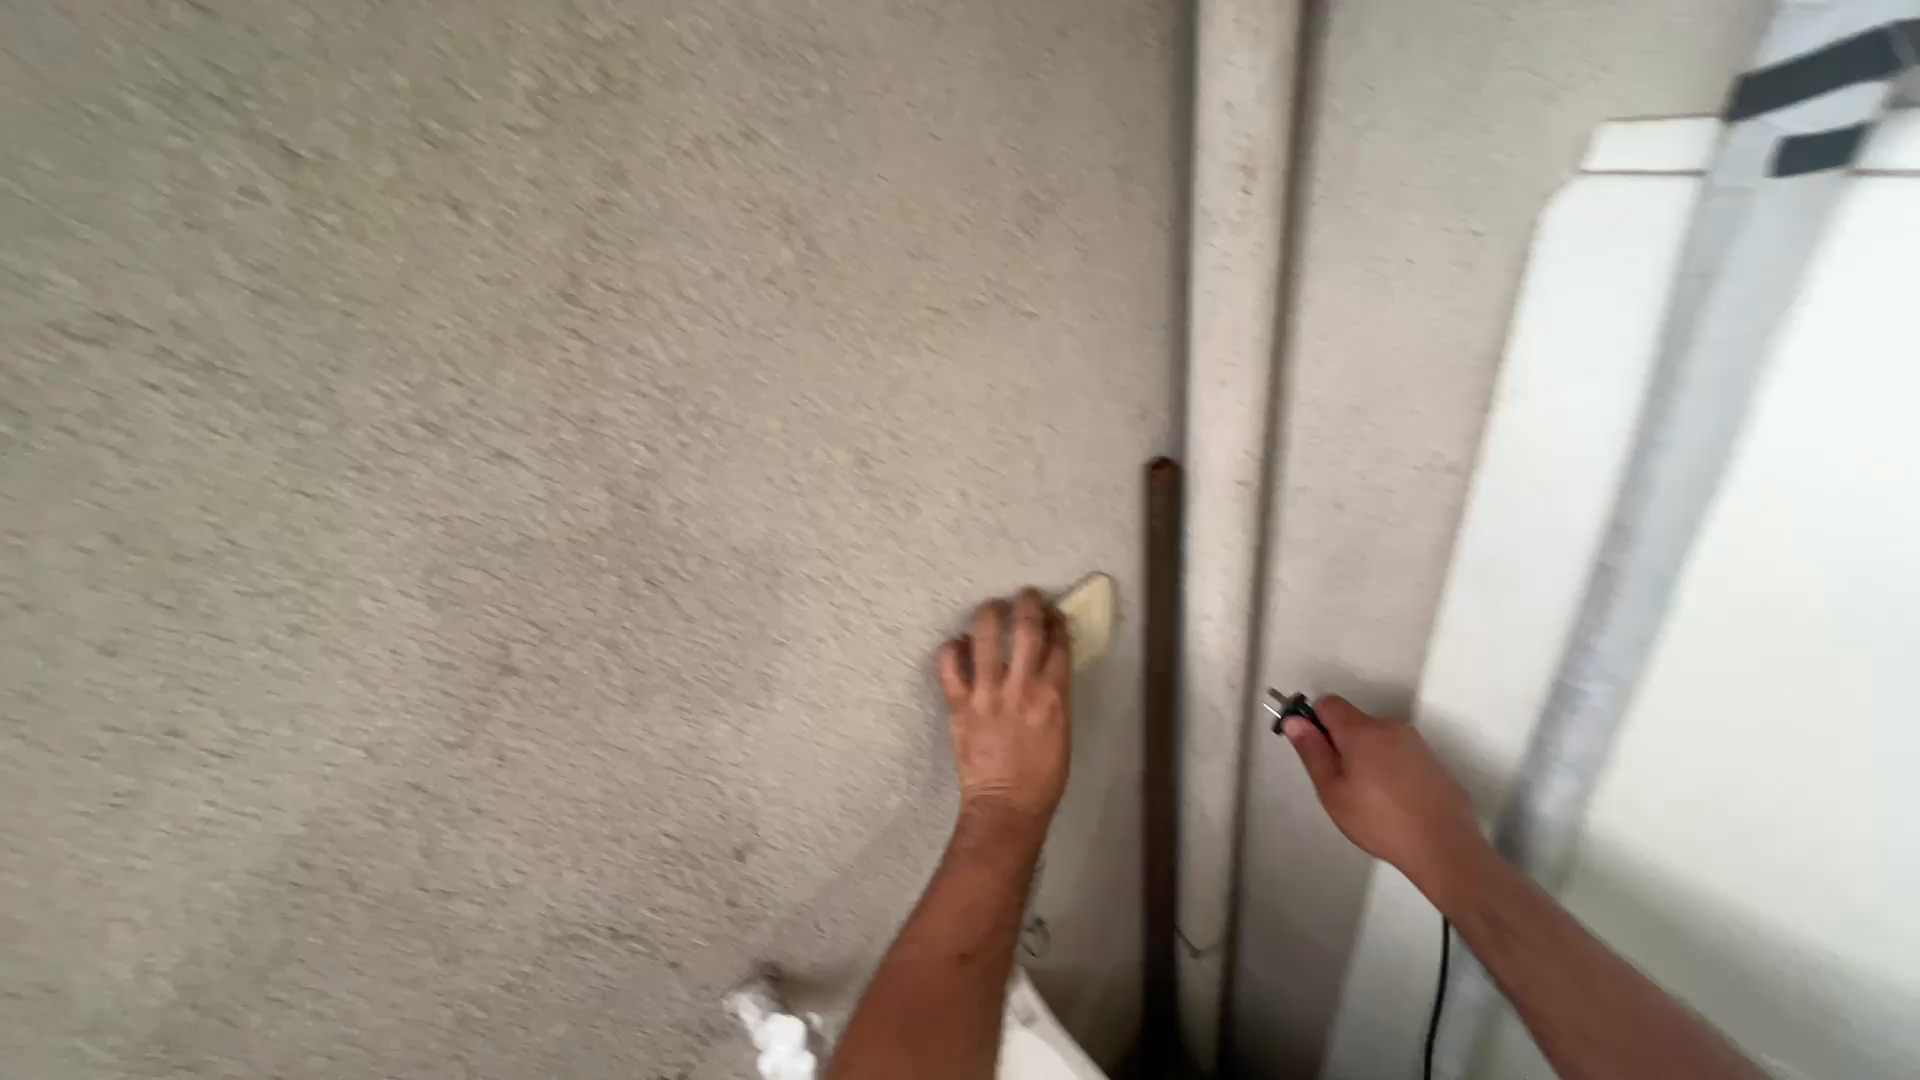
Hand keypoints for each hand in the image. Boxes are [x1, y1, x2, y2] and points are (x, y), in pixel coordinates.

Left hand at [936, 589, 1071, 829]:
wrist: (1007, 806)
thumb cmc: (1043, 775)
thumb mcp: (1063, 729)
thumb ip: (1054, 694)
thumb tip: (1046, 667)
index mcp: (1054, 694)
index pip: (1058, 642)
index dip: (1056, 620)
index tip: (1052, 612)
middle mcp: (1022, 686)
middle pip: (1027, 628)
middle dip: (1028, 604)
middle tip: (1025, 595)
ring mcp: (987, 693)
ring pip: (987, 636)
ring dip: (990, 614)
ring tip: (991, 608)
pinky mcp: (960, 705)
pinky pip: (950, 665)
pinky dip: (952, 649)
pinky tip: (956, 644)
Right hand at [1280, 696, 1483, 880]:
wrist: (1445, 848)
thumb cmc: (1378, 820)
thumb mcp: (1332, 791)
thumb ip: (1312, 751)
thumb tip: (1294, 720)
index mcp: (1362, 730)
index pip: (1328, 703)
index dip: (1315, 722)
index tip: (1317, 753)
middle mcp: (1390, 727)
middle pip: (1353, 721)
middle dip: (1342, 743)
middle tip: (1342, 783)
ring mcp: (1416, 744)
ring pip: (1376, 738)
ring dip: (1366, 756)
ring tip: (1371, 797)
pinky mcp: (1433, 762)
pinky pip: (1398, 753)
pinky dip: (1389, 767)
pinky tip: (1395, 800)